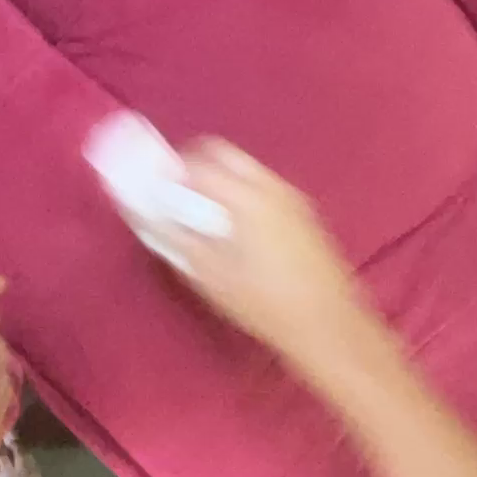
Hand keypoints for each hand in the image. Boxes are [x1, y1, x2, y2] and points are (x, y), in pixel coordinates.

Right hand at [148, 140, 377, 371]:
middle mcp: (271, 186)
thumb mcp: (210, 276)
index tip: (151, 186)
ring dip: (217, 180)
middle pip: (222, 153)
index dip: (168, 169)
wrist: (328, 323)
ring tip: (200, 214)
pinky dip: (238, 192)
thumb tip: (148, 215)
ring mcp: (291, 197)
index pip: (197, 161)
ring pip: (244, 169)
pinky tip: (232, 228)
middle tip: (173, 193)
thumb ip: (177, 239)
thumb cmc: (263, 303)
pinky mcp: (302, 212)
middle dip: (193, 165)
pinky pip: (261, 186)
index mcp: (245, 197)